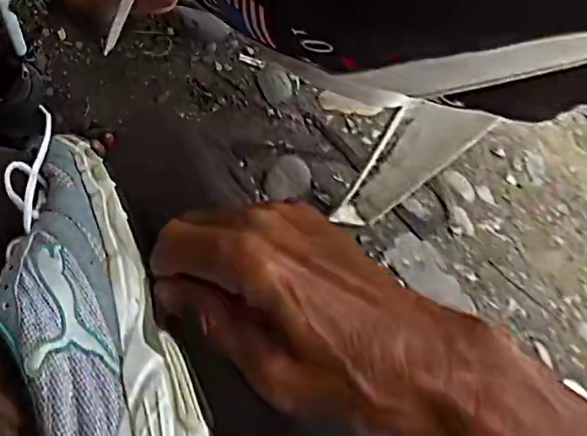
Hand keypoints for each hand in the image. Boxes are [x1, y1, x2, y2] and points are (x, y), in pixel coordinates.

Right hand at [150, 202, 497, 435]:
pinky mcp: (301, 215)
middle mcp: (262, 223)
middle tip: (193, 298)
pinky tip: (261, 279)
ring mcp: (283, 214)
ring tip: (234, 294)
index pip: (173, 242)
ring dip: (210, 248)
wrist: (424, 357)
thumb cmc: (359, 373)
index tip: (166, 293)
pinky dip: (238, 241)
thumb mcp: (273, 372)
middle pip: (189, 222)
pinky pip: (247, 218)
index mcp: (249, 258)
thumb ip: (214, 325)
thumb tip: (177, 298)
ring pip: (216, 217)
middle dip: (183, 257)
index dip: (162, 270)